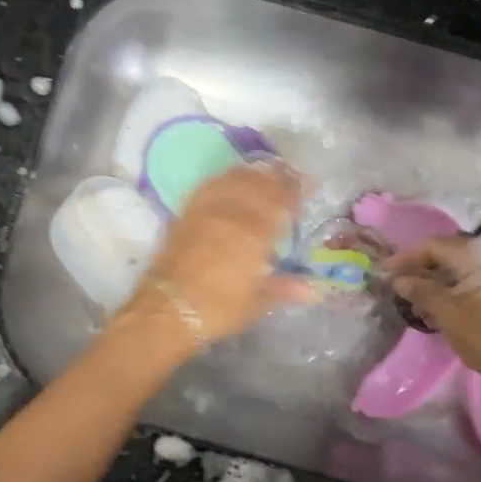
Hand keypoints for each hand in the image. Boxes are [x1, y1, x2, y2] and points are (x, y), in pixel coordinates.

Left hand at [118, 163, 307, 353]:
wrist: (168, 308)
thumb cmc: (218, 308)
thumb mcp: (255, 302)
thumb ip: (283, 288)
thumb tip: (312, 290)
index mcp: (255, 233)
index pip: (280, 200)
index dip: (294, 190)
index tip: (306, 185)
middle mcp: (232, 214)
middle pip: (258, 185)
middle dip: (276, 177)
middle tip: (289, 175)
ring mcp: (207, 211)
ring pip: (233, 180)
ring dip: (252, 174)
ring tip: (263, 173)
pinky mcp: (186, 214)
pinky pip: (209, 187)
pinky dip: (224, 180)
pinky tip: (229, 180)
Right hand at [387, 236, 480, 393]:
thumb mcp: (448, 314)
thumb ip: (422, 291)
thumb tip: (400, 279)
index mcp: (476, 257)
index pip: (434, 245)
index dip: (407, 256)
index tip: (387, 271)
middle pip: (449, 255)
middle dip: (422, 271)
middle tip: (401, 289)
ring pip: (462, 272)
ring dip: (437, 285)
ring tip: (418, 307)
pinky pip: (476, 285)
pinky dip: (455, 293)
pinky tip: (443, 313)